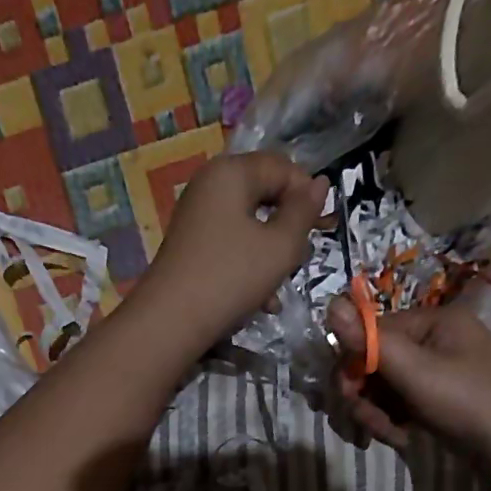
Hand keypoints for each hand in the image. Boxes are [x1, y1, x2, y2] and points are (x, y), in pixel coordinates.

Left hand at [131, 152, 328, 341]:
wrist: (169, 323)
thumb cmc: (230, 277)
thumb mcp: (280, 246)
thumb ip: (304, 212)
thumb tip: (319, 183)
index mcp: (231, 172)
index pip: (284, 168)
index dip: (307, 197)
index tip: (321, 231)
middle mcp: (208, 186)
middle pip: (264, 196)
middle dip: (287, 229)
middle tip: (299, 261)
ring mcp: (195, 218)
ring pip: (248, 227)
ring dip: (270, 256)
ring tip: (278, 288)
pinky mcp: (189, 248)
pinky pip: (229, 247)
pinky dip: (247, 267)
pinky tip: (260, 301)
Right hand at [328, 298, 490, 457]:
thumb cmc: (467, 400)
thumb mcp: (414, 370)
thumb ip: (369, 341)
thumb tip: (329, 304)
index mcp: (433, 321)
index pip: (371, 333)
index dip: (352, 364)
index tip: (347, 394)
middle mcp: (433, 341)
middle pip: (373, 363)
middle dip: (363, 395)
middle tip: (368, 421)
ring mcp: (435, 372)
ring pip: (381, 389)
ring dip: (375, 413)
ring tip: (390, 434)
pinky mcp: (435, 400)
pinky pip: (397, 405)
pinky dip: (391, 422)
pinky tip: (402, 437)